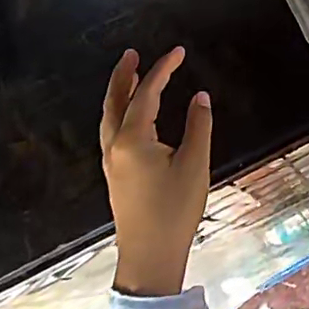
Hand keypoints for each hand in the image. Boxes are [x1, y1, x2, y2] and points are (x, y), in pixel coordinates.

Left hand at [100, 47, 211, 296]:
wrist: (150, 255)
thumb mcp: (194, 165)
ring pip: (109, 115)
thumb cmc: (174, 210)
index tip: (178, 52)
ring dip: (119, 91)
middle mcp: (115, 145)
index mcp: (132, 140)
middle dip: (124, 74)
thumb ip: (198, 126)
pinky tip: (130, 113)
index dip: (163, 70)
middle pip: (115, 100)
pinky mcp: (115, 172)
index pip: (147, 94)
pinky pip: (111, 129)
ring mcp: (111, 160)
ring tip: (130, 74)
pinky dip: (119, 110)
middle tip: (133, 53)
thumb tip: (199, 97)